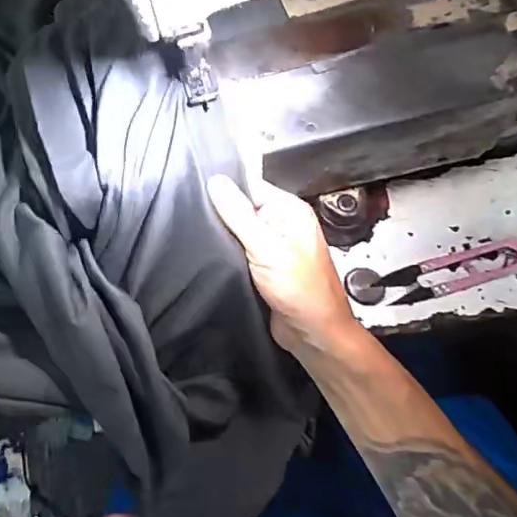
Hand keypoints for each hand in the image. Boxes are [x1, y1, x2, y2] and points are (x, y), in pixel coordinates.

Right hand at [207, 175, 361, 355]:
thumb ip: (239, 214)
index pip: (249, 185)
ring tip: (209, 240)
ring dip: (224, 236)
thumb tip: (216, 181)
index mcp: (290, 210)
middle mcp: (282, 224)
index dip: (225, 190)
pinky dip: (228, 253)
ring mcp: (273, 244)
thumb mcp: (265, 247)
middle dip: (222, 215)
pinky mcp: (263, 264)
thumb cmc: (302, 291)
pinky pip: (238, 249)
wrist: (314, 335)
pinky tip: (218, 256)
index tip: (201, 195)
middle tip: (202, 222)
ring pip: (237, 230)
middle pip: (241, 206)